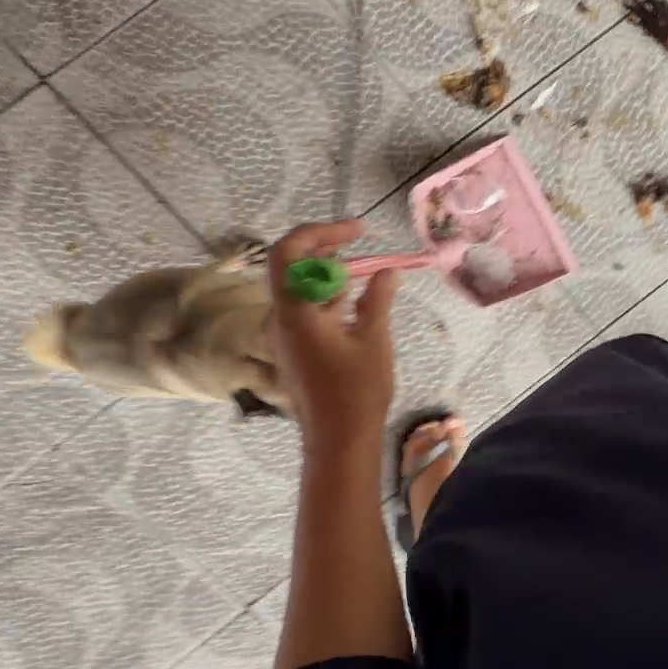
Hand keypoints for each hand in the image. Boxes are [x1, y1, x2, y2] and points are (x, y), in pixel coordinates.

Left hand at [268, 221, 400, 452]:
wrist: (338, 438)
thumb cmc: (357, 391)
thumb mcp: (374, 340)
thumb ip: (378, 300)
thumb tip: (386, 271)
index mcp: (295, 312)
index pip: (290, 252)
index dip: (321, 232)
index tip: (358, 230)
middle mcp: (281, 317)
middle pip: (292, 265)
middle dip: (325, 246)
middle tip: (359, 239)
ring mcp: (286, 333)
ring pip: (301, 287)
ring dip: (330, 271)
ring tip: (365, 268)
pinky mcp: (296, 347)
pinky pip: (308, 308)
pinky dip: (330, 295)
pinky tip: (356, 299)